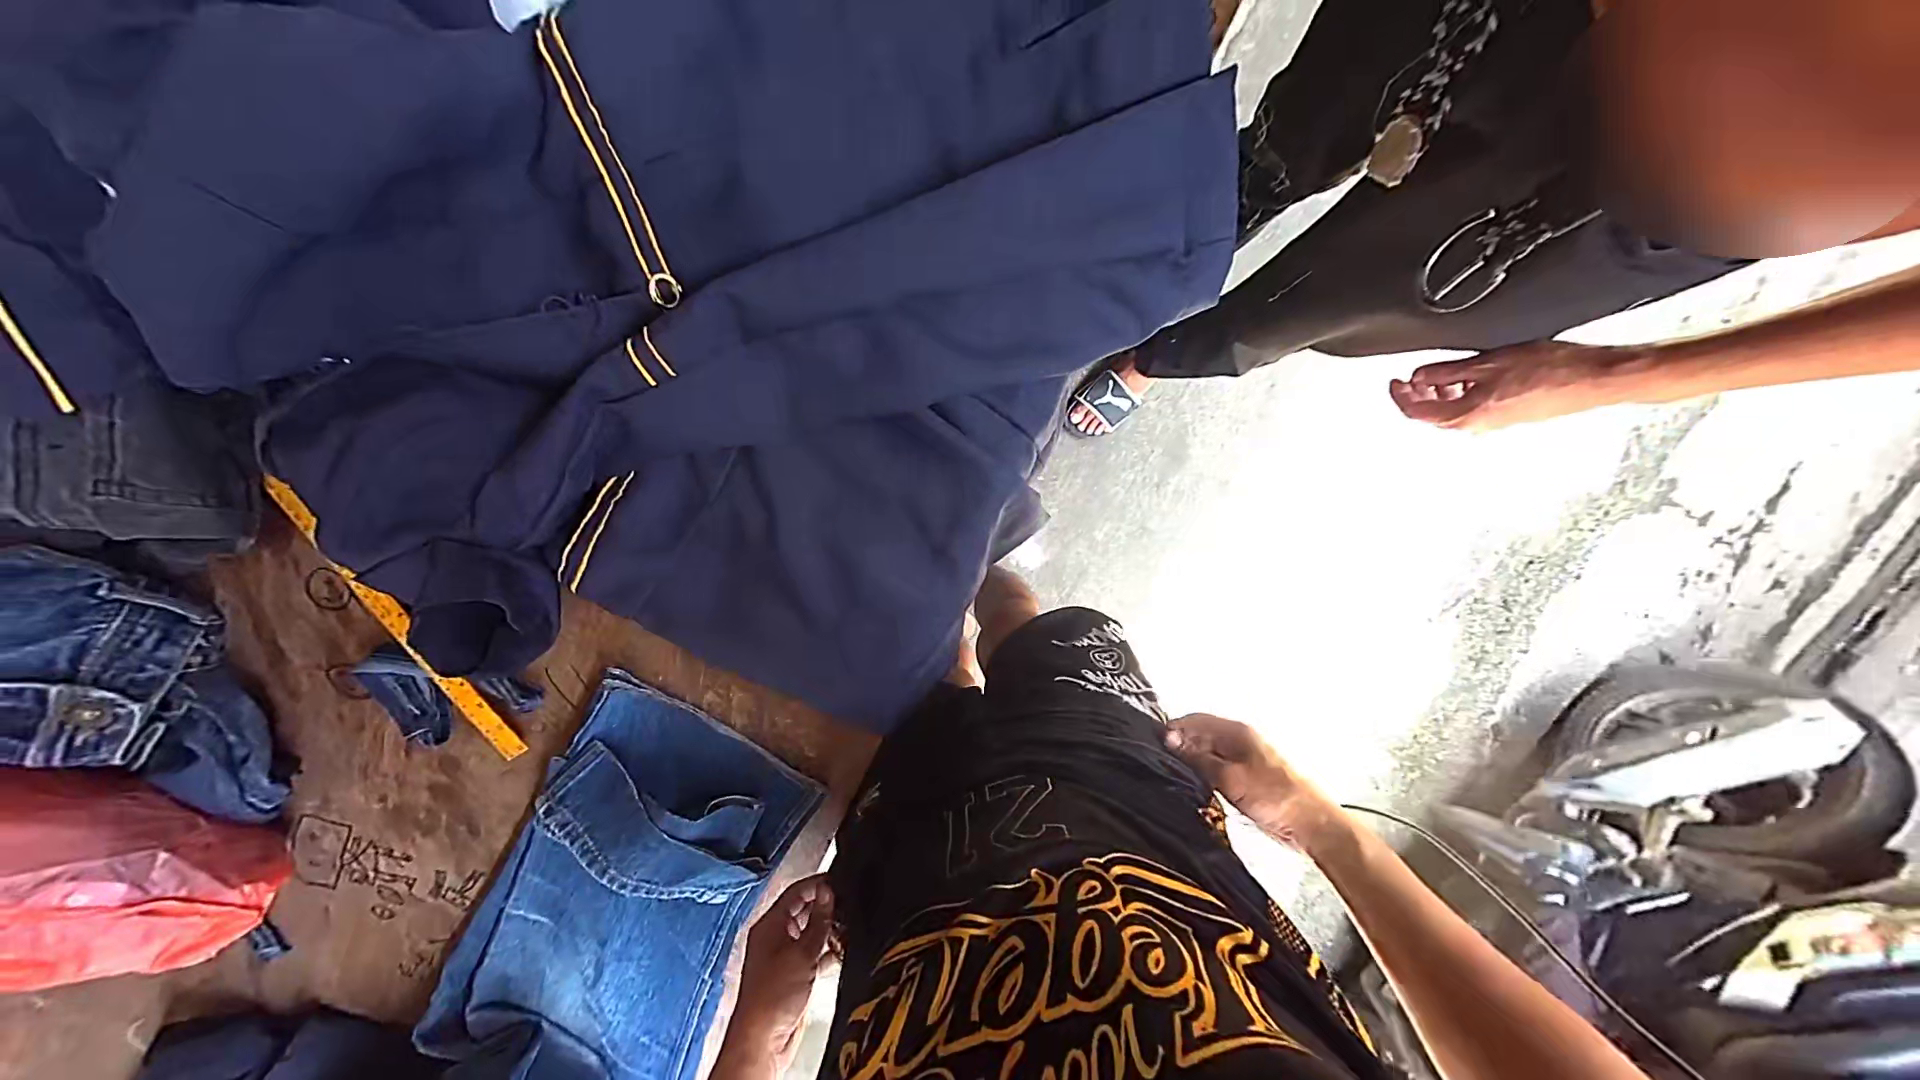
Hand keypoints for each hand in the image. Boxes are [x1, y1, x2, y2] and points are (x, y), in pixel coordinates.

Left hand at [727, 874, 838, 1069]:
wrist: (763, 1043)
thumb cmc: (772, 997)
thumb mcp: (802, 953)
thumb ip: (819, 921)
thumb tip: (828, 893)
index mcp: (769, 925)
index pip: (796, 892)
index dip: (817, 884)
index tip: (839, 880)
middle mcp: (775, 938)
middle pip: (804, 911)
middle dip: (826, 908)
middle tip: (849, 904)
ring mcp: (784, 957)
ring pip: (811, 933)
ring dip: (829, 931)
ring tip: (849, 928)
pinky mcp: (795, 976)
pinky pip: (814, 954)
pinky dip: (828, 952)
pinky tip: (842, 952)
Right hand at [1165, 714, 1349, 856]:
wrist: (1314, 826)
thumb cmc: (1278, 798)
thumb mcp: (1229, 778)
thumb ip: (1198, 758)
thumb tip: (1172, 741)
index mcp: (1238, 731)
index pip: (1195, 720)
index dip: (1173, 728)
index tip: (1155, 741)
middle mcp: (1242, 740)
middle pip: (1202, 734)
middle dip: (1181, 744)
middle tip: (1163, 760)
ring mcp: (1247, 758)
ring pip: (1210, 752)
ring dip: (1193, 760)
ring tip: (1178, 774)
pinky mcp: (1250, 777)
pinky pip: (1219, 767)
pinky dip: (1206, 773)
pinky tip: (1199, 785)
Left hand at [1389, 340, 1638, 430]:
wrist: (1600, 378)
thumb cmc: (1552, 368)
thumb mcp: (1487, 362)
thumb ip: (1446, 371)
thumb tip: (1419, 375)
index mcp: (1464, 416)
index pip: (1415, 411)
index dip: (1399, 395)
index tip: (1394, 382)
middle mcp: (1475, 426)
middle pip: (1431, 414)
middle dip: (1418, 394)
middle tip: (1413, 377)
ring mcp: (1493, 424)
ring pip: (1452, 411)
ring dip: (1440, 393)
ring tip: (1441, 374)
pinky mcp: (1509, 417)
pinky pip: (1473, 409)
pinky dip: (1461, 394)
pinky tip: (1470, 379)